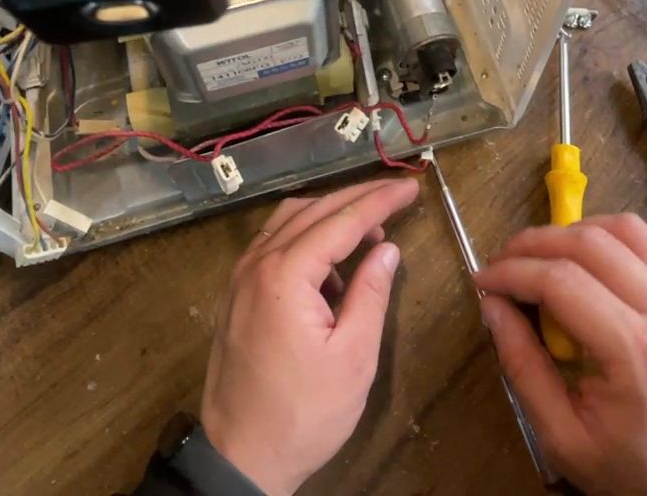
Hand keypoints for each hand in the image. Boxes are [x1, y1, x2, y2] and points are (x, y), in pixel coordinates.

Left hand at [201, 178, 420, 494]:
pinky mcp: (236, 292)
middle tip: (397, 194)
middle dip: (358, 198)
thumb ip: (371, 293)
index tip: (411, 187)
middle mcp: (257, 262)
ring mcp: (241, 275)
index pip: (341, 220)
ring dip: (331, 214)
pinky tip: (331, 263)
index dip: (380, 201)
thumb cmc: (303, 413)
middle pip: (314, 210)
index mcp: (285, 274)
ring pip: (291, 220)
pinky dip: (307, 236)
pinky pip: (275, 243)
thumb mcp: (353, 357)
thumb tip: (386, 248)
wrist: (238, 459)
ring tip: (371, 229)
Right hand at [475, 214, 646, 495]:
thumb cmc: (630, 473)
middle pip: (591, 244)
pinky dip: (612, 237)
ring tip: (544, 255)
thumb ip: (523, 365)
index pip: (562, 281)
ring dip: (575, 231)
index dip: (514, 271)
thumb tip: (491, 303)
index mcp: (637, 354)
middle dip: (536, 243)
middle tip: (504, 261)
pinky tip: (588, 258)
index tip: (484, 278)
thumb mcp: (563, 436)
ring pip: (625, 230)